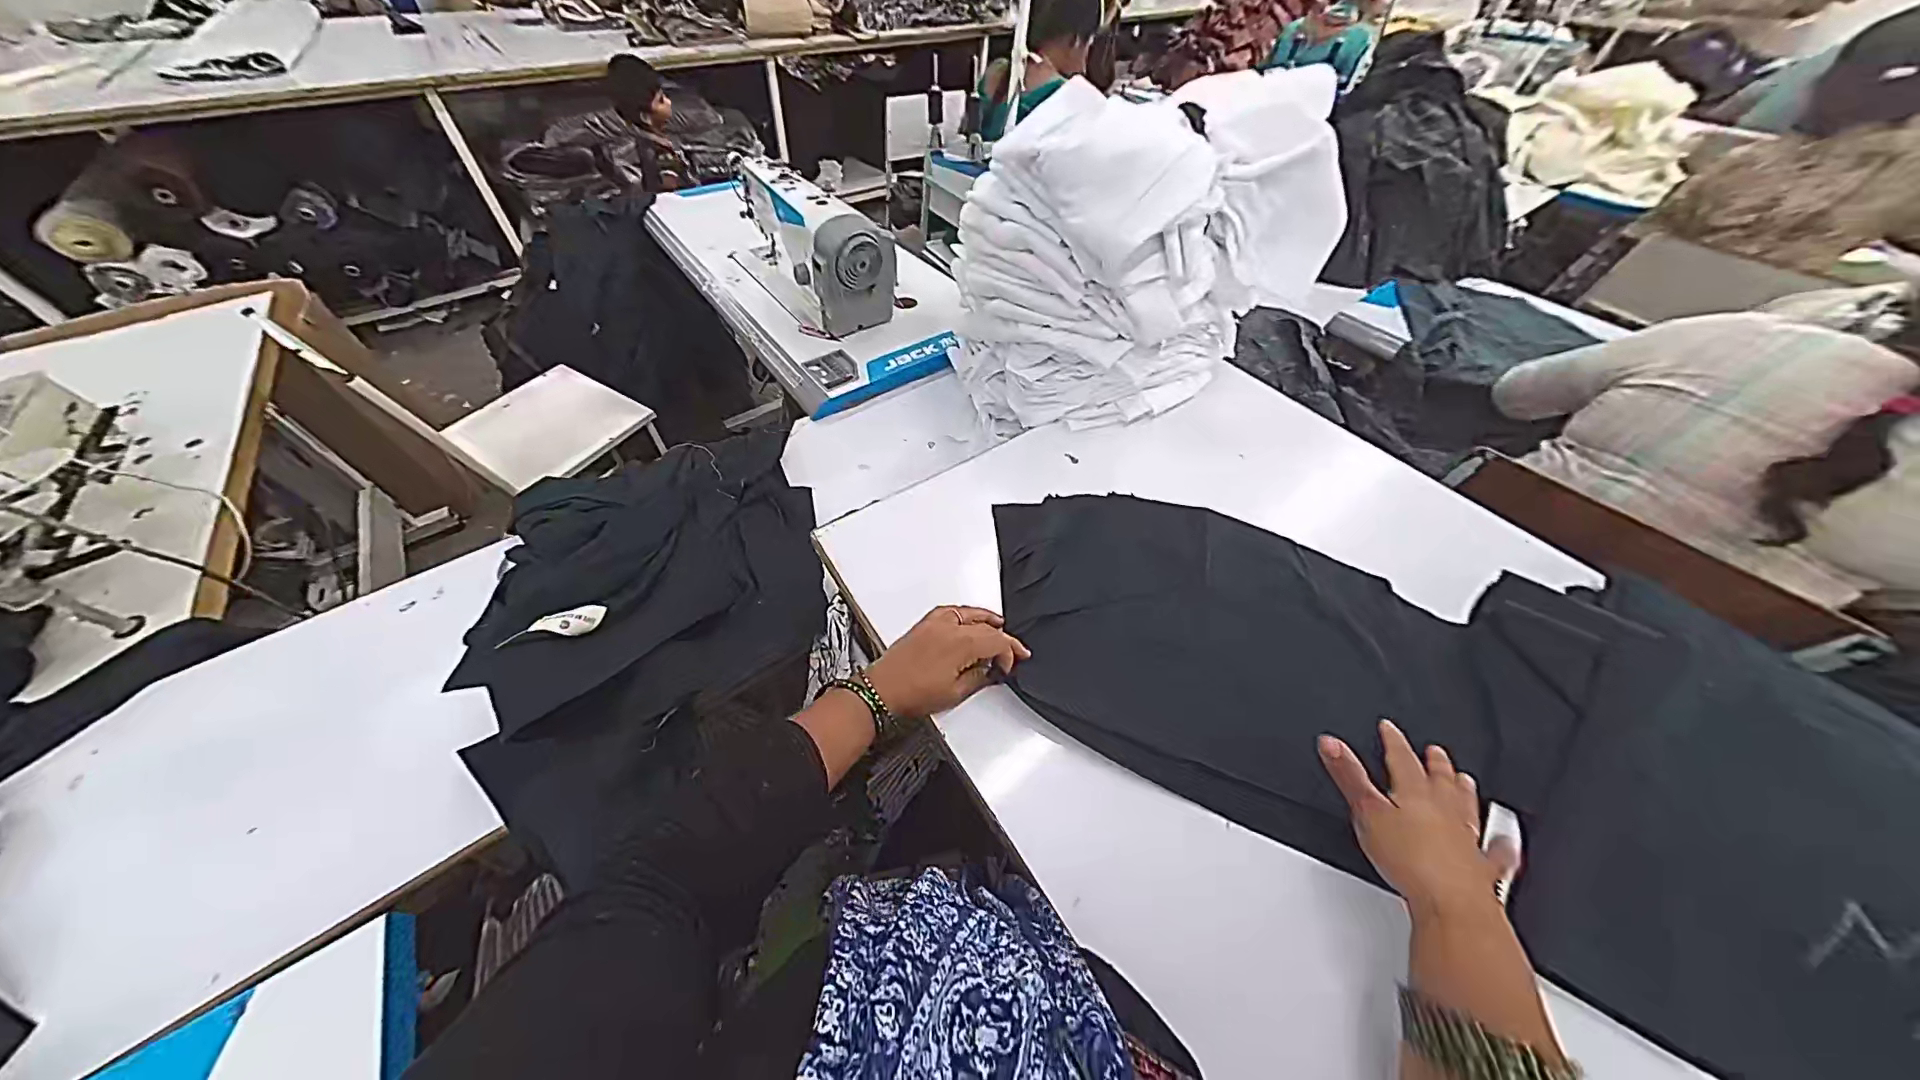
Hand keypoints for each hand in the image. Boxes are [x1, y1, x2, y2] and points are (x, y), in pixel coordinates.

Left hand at [865, 605, 1030, 718]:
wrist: (882, 691)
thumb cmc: (912, 693)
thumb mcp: (955, 692)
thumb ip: (979, 676)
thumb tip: (990, 670)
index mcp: (962, 643)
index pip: (998, 640)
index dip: (1010, 652)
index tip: (1010, 664)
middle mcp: (950, 627)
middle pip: (988, 627)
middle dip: (1003, 639)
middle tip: (1012, 652)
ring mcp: (935, 624)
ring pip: (971, 614)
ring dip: (987, 621)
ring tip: (999, 627)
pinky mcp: (924, 625)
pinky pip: (951, 611)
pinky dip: (965, 614)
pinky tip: (968, 619)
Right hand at [1318, 719, 1517, 917]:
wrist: (1453, 905)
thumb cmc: (1412, 860)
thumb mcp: (1366, 812)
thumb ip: (1348, 776)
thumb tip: (1331, 743)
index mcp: (1415, 793)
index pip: (1402, 758)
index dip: (1394, 741)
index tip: (1389, 728)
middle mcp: (1445, 811)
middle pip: (1439, 781)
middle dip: (1435, 764)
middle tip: (1435, 751)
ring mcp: (1467, 839)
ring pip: (1466, 807)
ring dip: (1464, 792)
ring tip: (1465, 780)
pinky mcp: (1482, 870)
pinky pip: (1495, 852)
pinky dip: (1500, 845)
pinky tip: (1505, 842)